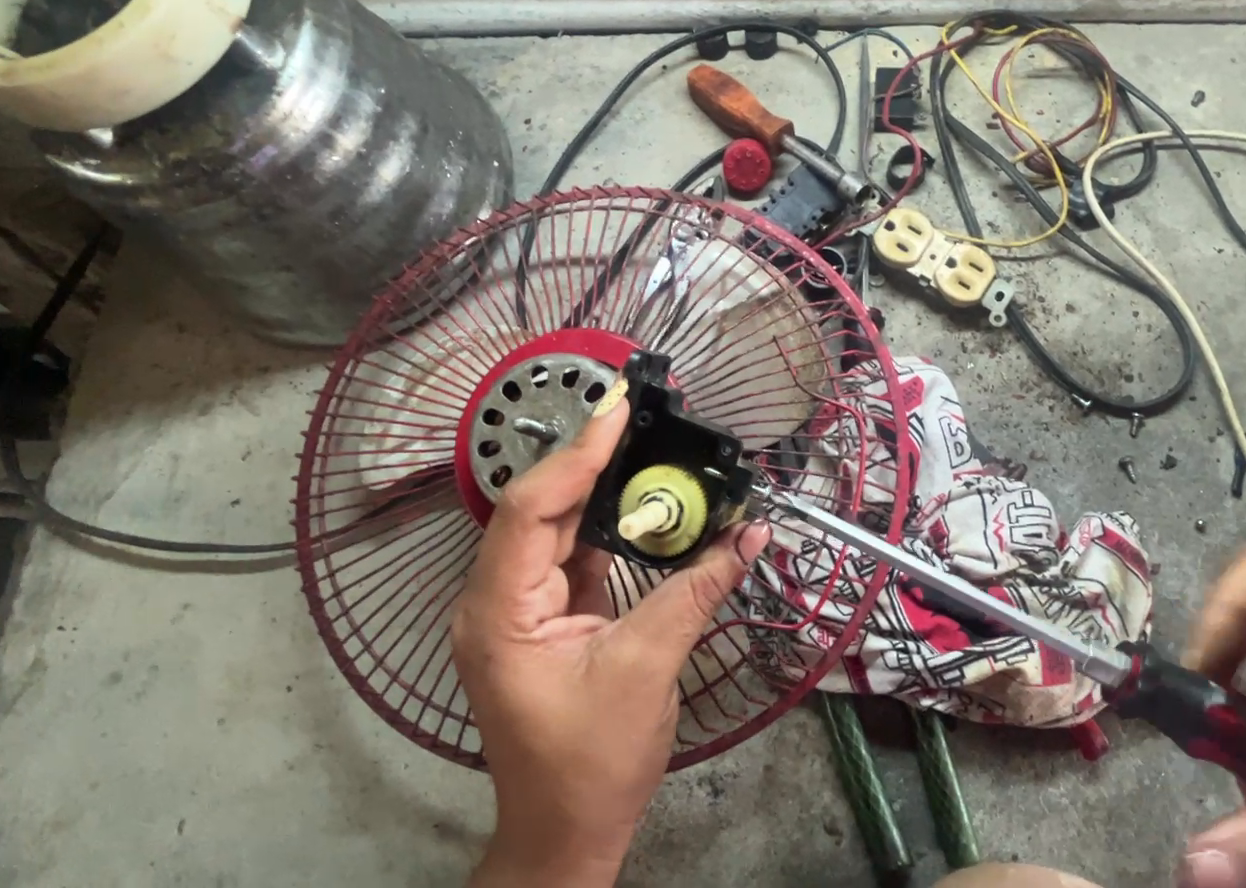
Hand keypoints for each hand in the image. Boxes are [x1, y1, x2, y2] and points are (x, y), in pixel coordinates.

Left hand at [450, 394, 770, 887]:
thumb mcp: (649, 667)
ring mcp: (518, 607)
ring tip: (647, 443)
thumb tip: (749, 534)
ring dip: (602, 488)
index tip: (621, 412)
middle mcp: (496, 599)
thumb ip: (696, 589)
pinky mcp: (544, 615)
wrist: (566, 832)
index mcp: (499, 612)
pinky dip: (609, 525)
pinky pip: (573, 554)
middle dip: (591, 461)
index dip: (576, 456)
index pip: (530, 510)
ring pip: (557, 527)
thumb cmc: (594, 762)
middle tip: (641, 415)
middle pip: (540, 509)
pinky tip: (643, 500)